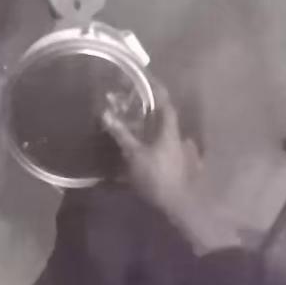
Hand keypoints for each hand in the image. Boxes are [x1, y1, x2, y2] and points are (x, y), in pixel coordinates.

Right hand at [103, 89, 235, 252]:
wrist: (179, 206)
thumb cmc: (157, 176)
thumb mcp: (134, 154)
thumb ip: (121, 134)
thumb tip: (105, 113)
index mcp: (170, 131)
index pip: (165, 104)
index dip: (157, 90)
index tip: (148, 78)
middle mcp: (178, 139)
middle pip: (165, 120)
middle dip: (150, 111)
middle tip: (134, 104)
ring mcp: (180, 154)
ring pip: (164, 135)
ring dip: (151, 129)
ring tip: (134, 126)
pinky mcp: (178, 168)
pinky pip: (163, 149)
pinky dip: (152, 145)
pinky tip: (141, 150)